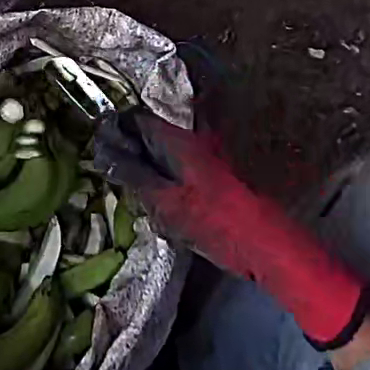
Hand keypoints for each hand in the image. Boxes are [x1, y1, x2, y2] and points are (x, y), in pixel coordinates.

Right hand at [92, 110, 369, 350]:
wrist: (272, 251)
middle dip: (128, 151)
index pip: (135, 118)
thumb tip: (101, 150)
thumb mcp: (163, 200)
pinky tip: (161, 208)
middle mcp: (192, 140)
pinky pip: (176, 169)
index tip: (97, 150)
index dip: (112, 130)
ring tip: (138, 196)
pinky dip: (162, 182)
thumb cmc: (217, 223)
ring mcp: (205, 158)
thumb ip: (130, 172)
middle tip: (114, 176)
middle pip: (148, 134)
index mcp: (178, 140)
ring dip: (146, 169)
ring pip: (161, 153)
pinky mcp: (213, 178)